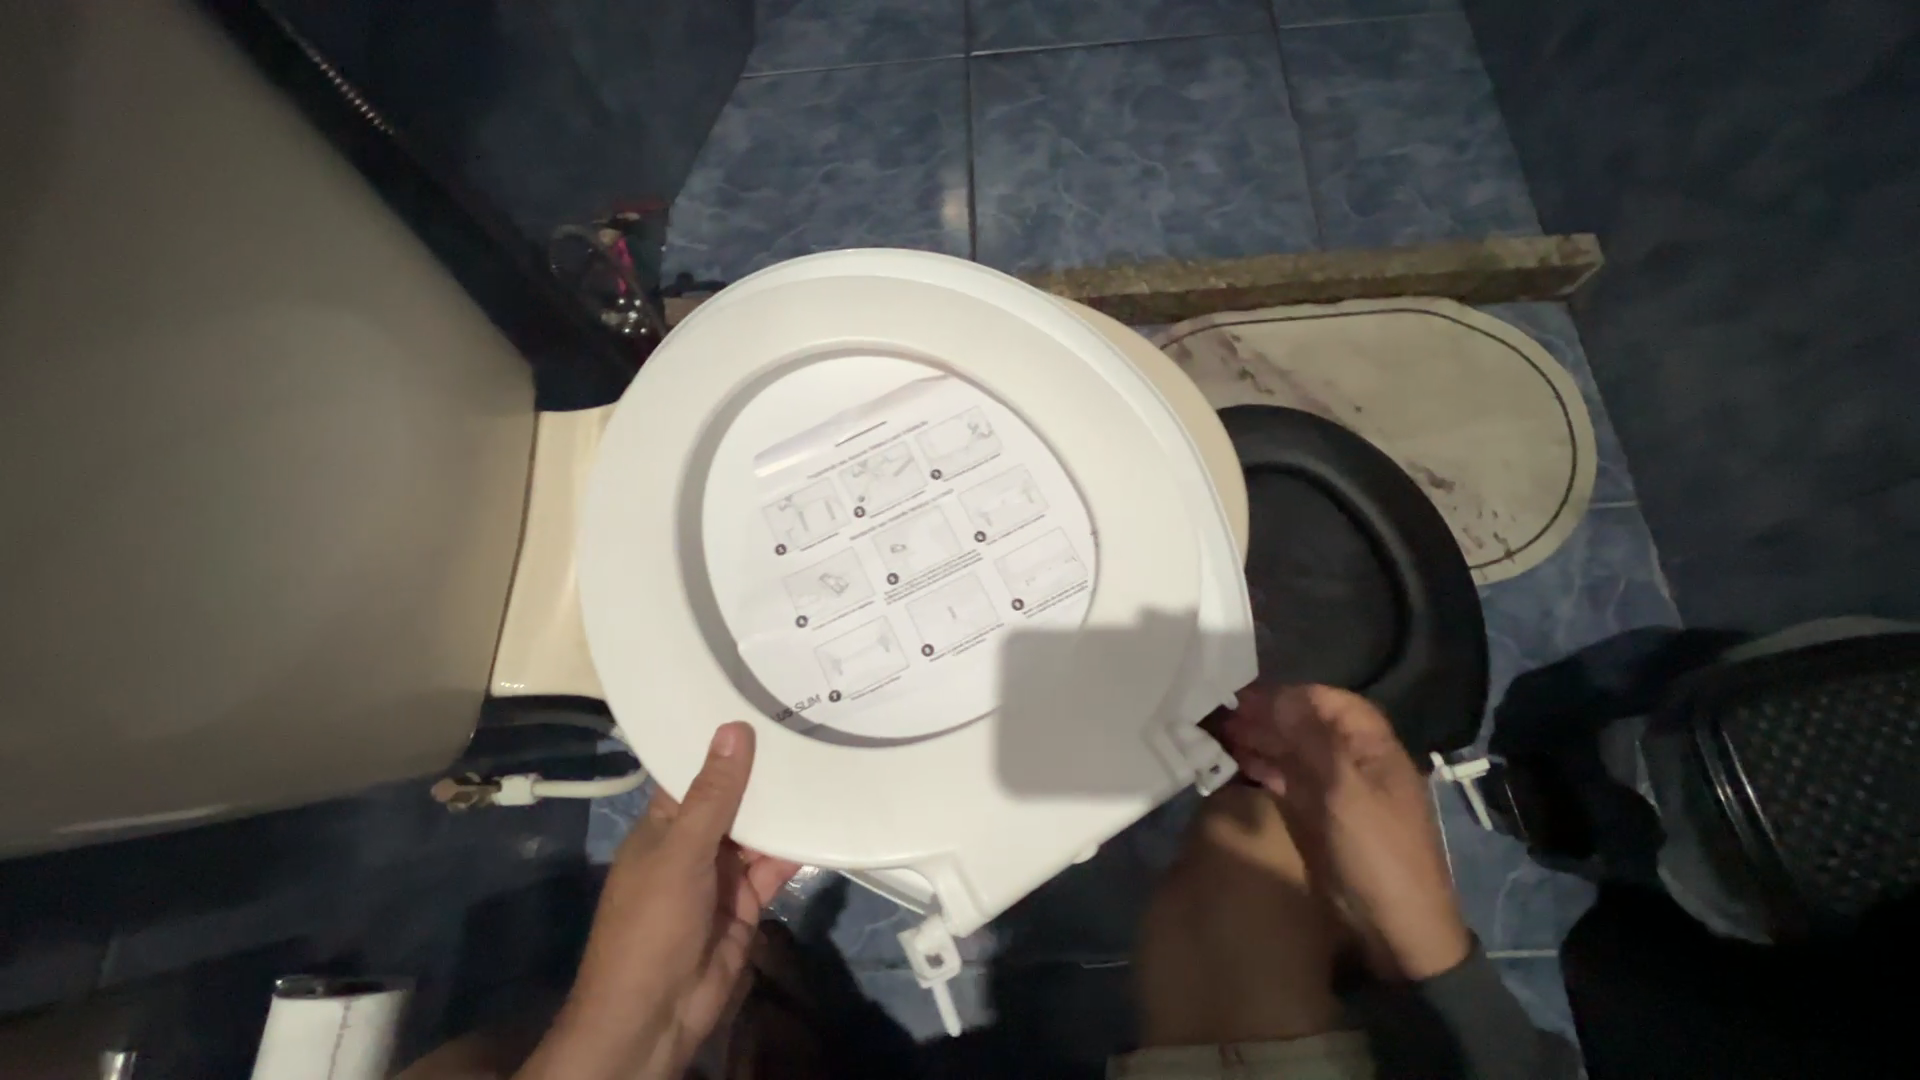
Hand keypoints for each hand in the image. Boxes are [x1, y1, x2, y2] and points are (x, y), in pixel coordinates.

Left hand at [516, 722, 799, 1079]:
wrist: (654, 1017)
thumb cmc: (651, 924)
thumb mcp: (681, 852)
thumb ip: (714, 794)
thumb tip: (733, 728)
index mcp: (665, 823)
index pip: (697, 770)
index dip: (725, 741)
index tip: (762, 703)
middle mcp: (695, 842)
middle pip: (736, 798)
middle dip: (766, 772)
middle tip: (810, 724)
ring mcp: (722, 872)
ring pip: (760, 831)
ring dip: (786, 808)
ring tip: (826, 763)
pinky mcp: (747, 900)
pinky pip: (775, 865)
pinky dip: (796, 849)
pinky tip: (825, 821)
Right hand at [1220, 685, 1469, 980]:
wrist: (1394, 929)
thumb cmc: (1376, 851)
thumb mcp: (1345, 789)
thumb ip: (1312, 739)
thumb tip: (1279, 697)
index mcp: (1373, 748)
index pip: (1330, 702)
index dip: (1290, 695)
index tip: (1247, 696)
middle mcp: (1352, 761)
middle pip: (1306, 725)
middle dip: (1267, 716)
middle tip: (1222, 715)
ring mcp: (1334, 790)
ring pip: (1292, 751)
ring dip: (1259, 740)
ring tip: (1220, 735)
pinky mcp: (1318, 816)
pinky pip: (1286, 779)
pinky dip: (1261, 767)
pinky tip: (1236, 763)